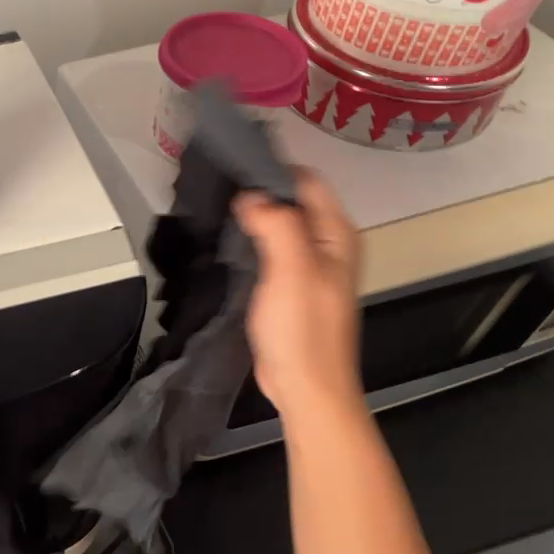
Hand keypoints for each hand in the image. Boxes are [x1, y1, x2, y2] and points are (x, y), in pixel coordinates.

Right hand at [233, 170, 362, 421]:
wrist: (305, 387)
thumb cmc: (302, 329)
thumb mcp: (291, 269)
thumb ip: (276, 224)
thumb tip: (250, 194)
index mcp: (336, 233)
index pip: (305, 180)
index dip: (270, 169)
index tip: (230, 167)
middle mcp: (327, 242)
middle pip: (291, 199)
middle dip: (257, 190)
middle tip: (216, 188)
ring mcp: (309, 264)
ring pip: (278, 223)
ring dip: (252, 215)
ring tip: (216, 209)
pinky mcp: (290, 284)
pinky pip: (270, 247)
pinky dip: (251, 240)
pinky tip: (227, 241)